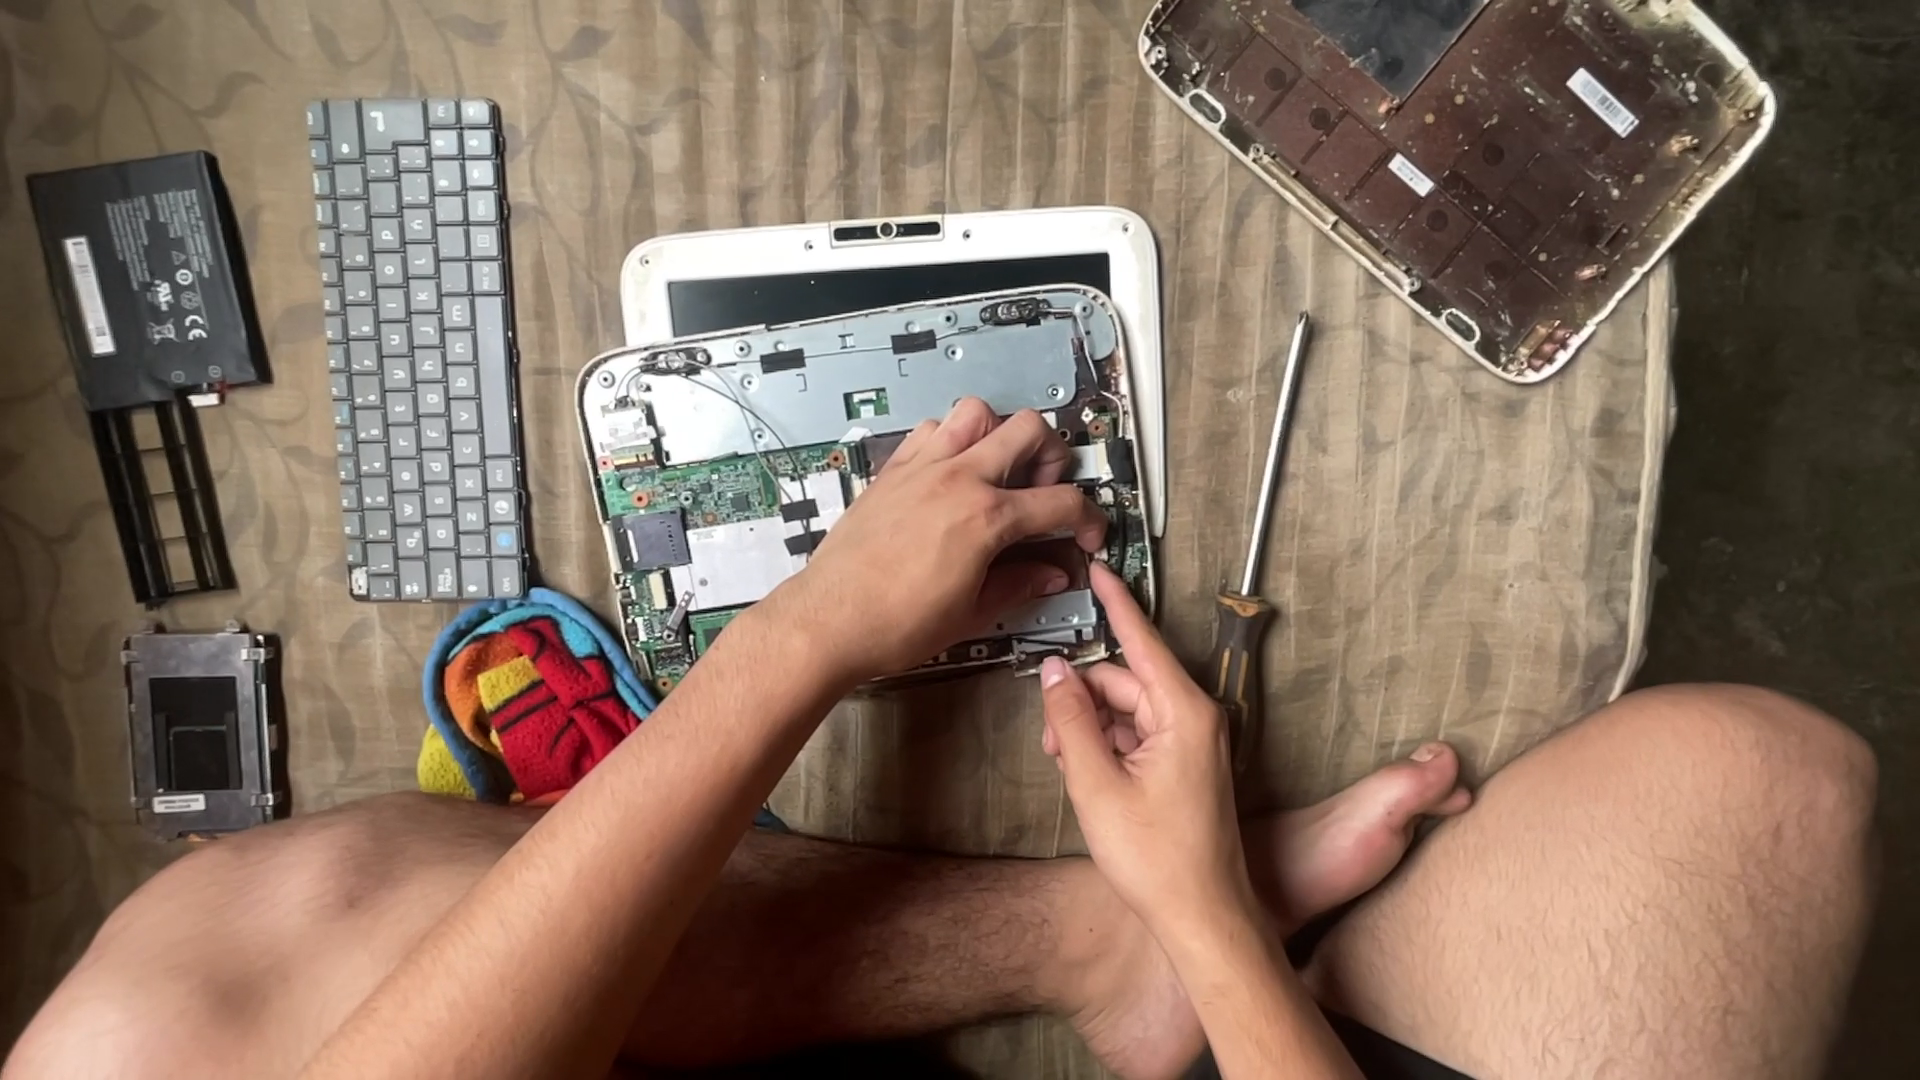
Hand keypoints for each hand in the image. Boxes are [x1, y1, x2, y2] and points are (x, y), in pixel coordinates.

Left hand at [768, 398, 1107, 683]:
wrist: (830, 621)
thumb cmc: (894, 624)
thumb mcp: (972, 613)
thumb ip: (1019, 584)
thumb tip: (1052, 573)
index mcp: (986, 518)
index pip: (1062, 502)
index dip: (1089, 520)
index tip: (1087, 535)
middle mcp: (958, 479)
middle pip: (1029, 429)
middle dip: (1052, 456)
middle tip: (1042, 491)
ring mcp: (922, 468)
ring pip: (976, 412)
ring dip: (998, 434)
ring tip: (997, 471)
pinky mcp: (893, 471)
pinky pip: (930, 429)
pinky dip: (950, 438)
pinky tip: (951, 473)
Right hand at [1040, 562, 1257, 939]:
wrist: (1202, 920)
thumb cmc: (1159, 860)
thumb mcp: (1096, 784)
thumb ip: (1070, 720)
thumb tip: (1054, 671)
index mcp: (1184, 713)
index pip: (1142, 640)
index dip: (1116, 602)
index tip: (1099, 568)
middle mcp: (1193, 718)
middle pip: (1122, 682)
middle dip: (1081, 699)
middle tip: (1050, 734)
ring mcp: (1190, 742)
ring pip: (1124, 709)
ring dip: (1089, 727)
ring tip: (1066, 764)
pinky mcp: (1182, 762)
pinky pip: (1135, 733)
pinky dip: (1106, 744)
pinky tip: (1086, 772)